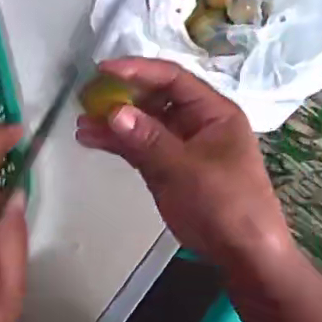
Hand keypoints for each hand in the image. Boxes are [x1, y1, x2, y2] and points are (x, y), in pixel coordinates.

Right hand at [75, 58, 293, 270]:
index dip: (138, 71)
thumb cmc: (227, 203)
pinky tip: (88, 139)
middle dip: (119, 96)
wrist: (240, 251)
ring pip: (139, 123)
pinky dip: (113, 142)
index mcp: (212, 112)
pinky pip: (134, 146)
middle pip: (152, 98)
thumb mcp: (187, 168)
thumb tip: (113, 112)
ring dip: (111, 121)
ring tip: (81, 122)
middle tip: (86, 96)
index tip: (103, 70)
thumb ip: (149, 139)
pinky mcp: (162, 166)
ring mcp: (176, 144)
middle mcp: (193, 122)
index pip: (172, 79)